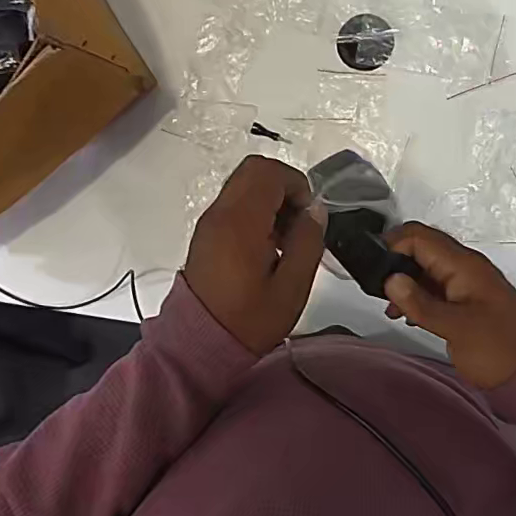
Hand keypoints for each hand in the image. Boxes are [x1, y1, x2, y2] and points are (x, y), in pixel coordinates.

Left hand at [184, 156, 326, 354]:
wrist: (199, 344)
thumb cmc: (249, 320)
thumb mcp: (292, 286)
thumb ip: (307, 242)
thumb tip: (315, 210)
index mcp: (240, 223)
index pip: (269, 173)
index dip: (297, 185)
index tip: (309, 216)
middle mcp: (220, 214)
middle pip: (254, 170)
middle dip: (285, 187)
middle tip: (300, 221)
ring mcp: (210, 222)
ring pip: (244, 184)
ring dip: (272, 199)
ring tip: (287, 237)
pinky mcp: (207, 234)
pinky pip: (236, 204)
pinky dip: (258, 211)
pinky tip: (270, 246)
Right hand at [382, 222, 515, 388]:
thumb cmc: (500, 347)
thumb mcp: (457, 327)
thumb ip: (421, 303)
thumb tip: (390, 280)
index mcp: (463, 265)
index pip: (420, 237)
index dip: (393, 246)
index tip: (373, 268)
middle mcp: (463, 267)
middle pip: (420, 248)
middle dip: (395, 261)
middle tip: (375, 285)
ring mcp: (463, 283)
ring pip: (424, 268)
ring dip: (404, 281)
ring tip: (388, 304)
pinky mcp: (462, 300)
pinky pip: (432, 286)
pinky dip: (415, 295)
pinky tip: (405, 314)